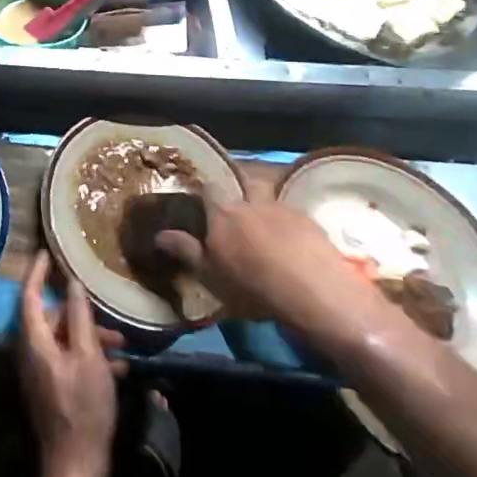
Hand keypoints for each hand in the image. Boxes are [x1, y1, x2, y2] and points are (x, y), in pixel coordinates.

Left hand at [16, 250, 125, 474]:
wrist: (76, 463)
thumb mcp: (88, 356)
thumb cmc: (82, 406)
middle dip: (81, 315)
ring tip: (122, 347)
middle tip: (109, 317)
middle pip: (51, 319)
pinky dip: (88, 358)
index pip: (28, 295)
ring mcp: (39, 372)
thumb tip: (72, 283)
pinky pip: (67, 360)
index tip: (46, 252)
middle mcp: (30, 352)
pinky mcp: (50, 388)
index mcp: (33, 340)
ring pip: (63, 341)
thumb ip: (80, 317)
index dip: (36, 272)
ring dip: (90, 339)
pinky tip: (117, 369)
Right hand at [154, 165, 399, 358]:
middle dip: (240, 188)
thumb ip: (186, 251)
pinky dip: (289, 225)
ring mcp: (286, 209)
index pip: (209, 188)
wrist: (316, 295)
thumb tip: (159, 234)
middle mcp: (253, 202)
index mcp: (224, 212)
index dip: (205, 194)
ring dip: (266, 209)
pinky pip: (294, 216)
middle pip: (245, 181)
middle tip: (238, 209)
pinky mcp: (313, 223)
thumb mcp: (211, 275)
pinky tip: (292, 245)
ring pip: (270, 199)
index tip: (202, 204)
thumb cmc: (252, 286)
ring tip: (266, 231)